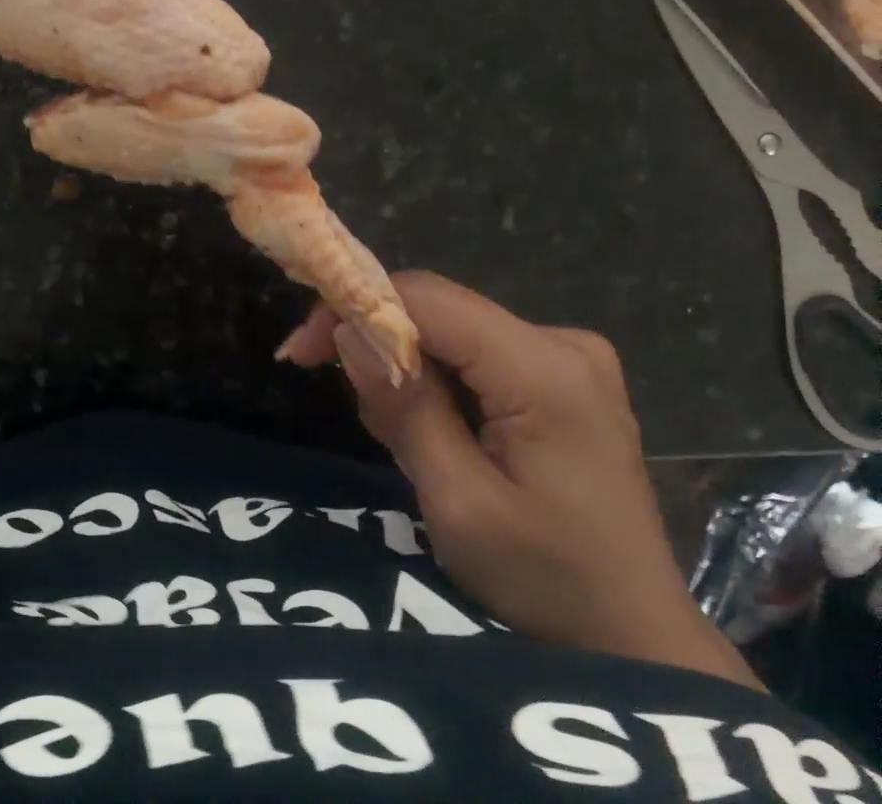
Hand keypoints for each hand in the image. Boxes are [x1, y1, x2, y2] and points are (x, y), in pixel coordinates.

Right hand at [282, 272, 760, 689]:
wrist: (629, 630)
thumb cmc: (542, 574)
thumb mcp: (457, 499)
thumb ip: (405, 408)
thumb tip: (348, 330)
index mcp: (544, 371)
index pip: (428, 297)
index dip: (352, 307)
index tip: (298, 353)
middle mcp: (562, 346)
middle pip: (437, 311)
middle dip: (372, 344)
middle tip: (338, 402)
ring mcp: (568, 362)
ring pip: (448, 335)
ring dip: (402, 375)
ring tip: (396, 443)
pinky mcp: (561, 383)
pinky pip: (472, 359)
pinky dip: (434, 388)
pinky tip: (431, 439)